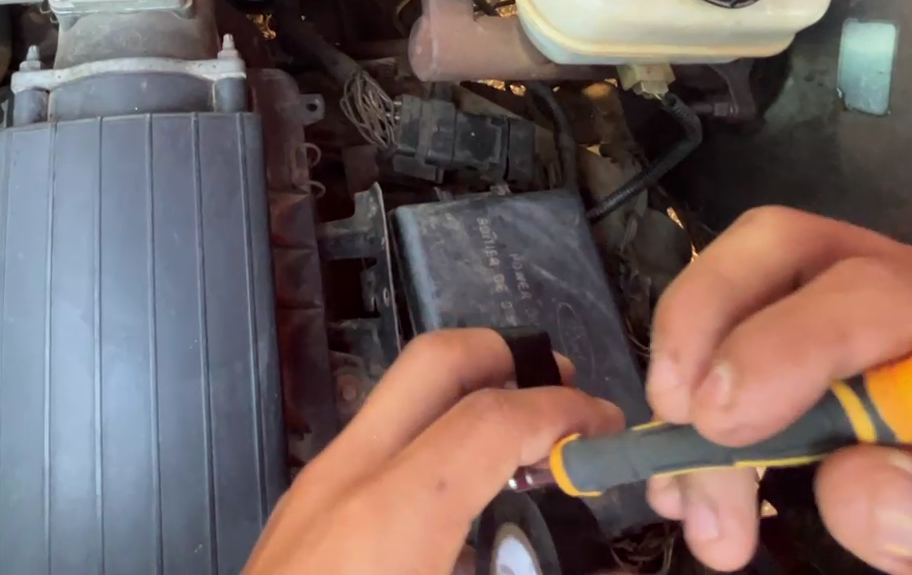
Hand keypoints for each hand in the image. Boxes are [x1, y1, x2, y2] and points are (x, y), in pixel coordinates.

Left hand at [245, 328, 622, 573]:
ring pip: (403, 392)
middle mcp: (348, 473)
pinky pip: (383, 437)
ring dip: (470, 395)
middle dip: (506, 358)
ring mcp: (319, 480)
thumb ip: (515, 561)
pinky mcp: (307, 500)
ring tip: (526, 444)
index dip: (560, 412)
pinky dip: (437, 435)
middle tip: (562, 394)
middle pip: (432, 361)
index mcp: (390, 517)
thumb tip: (585, 553)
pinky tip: (468, 494)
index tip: (603, 426)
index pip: (488, 418)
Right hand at [642, 206, 911, 572]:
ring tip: (680, 485)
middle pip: (797, 249)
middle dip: (710, 318)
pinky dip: (705, 386)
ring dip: (693, 357)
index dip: (782, 347)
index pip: (884, 300)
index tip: (715, 427)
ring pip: (761, 275)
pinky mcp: (861, 350)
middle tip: (673, 416)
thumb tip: (846, 491)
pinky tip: (694, 470)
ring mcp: (903, 315)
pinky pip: (759, 330)